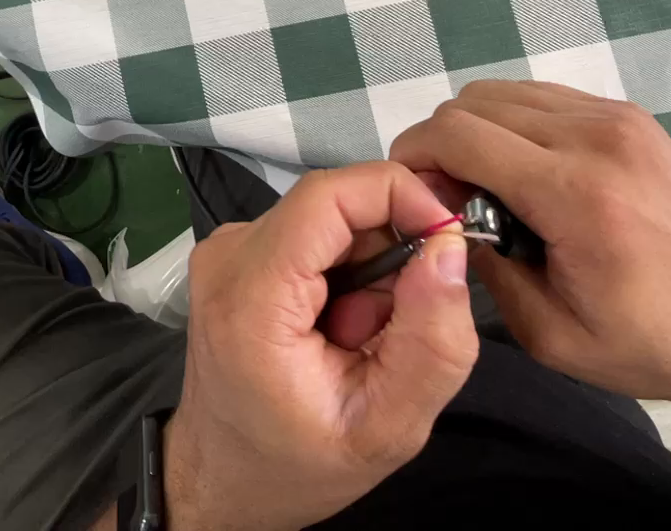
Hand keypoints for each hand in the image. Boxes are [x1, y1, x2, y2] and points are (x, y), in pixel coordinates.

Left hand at [163, 162, 477, 530]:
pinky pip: (308, 234)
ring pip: (326, 220)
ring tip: (354, 337)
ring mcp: (225, 247)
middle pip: (331, 206)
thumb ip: (430, 341)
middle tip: (390, 327)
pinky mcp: (234, 251)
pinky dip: (340, 270)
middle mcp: (228, 251)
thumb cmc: (296, 464)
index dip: (397, 193)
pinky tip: (331, 326)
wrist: (221, 477)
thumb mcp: (387, 427)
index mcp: (250, 293)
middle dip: (386, 252)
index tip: (448, 235)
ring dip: (365, 268)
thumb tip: (448, 246)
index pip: (326, 195)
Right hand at [388, 80, 670, 423]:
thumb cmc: (654, 344)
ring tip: (486, 182)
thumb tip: (445, 214)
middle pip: (469, 104)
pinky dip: (511, 124)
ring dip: (473, 131)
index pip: (457, 134)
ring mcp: (617, 118)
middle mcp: (595, 137)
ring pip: (499, 92)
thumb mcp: (549, 333)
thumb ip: (482, 266)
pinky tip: (525, 168)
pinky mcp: (629, 116)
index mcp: (576, 193)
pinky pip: (537, 97)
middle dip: (439, 144)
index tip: (409, 191)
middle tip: (449, 195)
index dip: (414, 154)